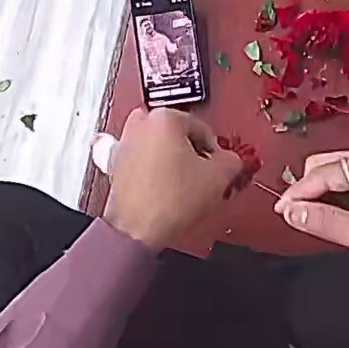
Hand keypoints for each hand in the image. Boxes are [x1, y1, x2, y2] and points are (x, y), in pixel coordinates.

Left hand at [104, 108, 243, 251]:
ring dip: (174, 162)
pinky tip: (166, 191)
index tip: (216, 167)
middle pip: (179, 136)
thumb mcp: (219, 177)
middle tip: (202, 176)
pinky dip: (156, 172)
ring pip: (160, 148)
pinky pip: (145, 161)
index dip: (215, 152)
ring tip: (184, 186)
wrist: (136, 230)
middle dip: (193, 155)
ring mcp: (125, 144)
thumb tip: (231, 161)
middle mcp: (141, 124)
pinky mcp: (116, 164)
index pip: (202, 129)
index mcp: (165, 117)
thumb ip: (233, 160)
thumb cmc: (167, 201)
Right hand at [275, 149, 348, 300]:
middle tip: (293, 217)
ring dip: (322, 195)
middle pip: (333, 165)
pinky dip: (336, 200)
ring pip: (339, 175)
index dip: (303, 189)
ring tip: (307, 219)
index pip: (332, 169)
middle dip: (310, 189)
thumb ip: (328, 222)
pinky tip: (328, 217)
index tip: (281, 210)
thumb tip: (289, 211)